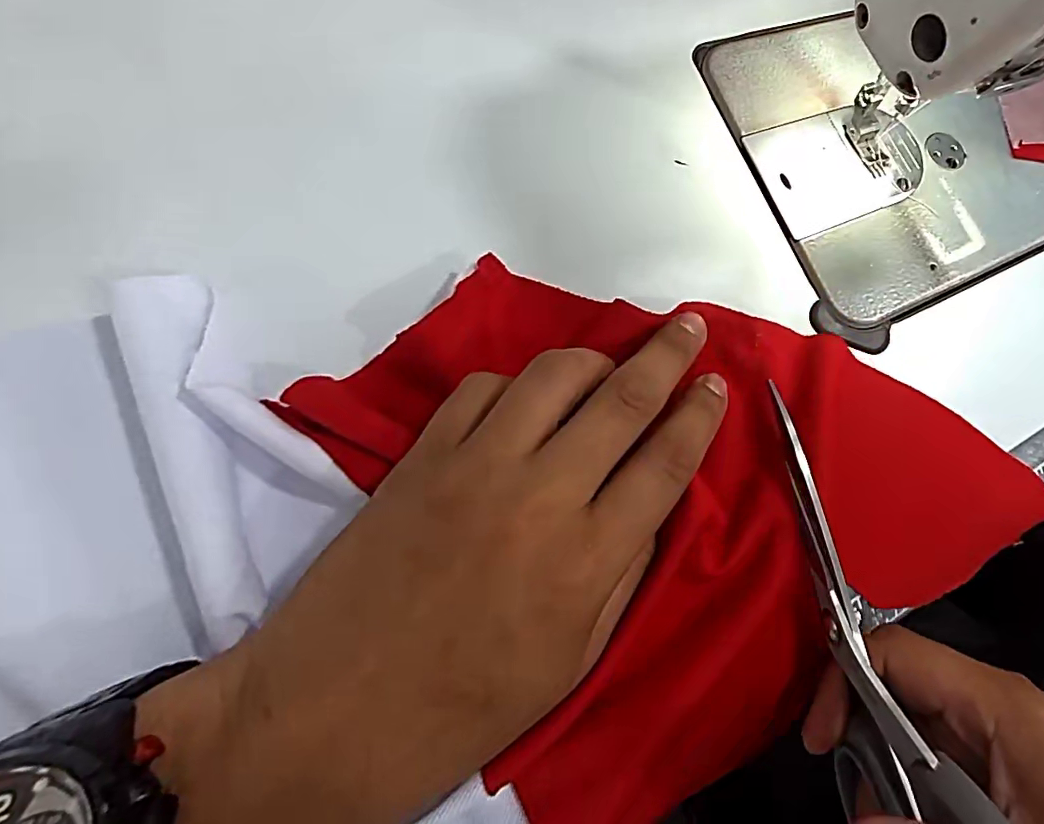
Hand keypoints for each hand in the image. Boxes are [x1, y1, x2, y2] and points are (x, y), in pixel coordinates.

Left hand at [137, 314, 727, 823]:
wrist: (326, 719)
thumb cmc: (469, 703)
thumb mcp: (576, 657)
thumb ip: (624, 569)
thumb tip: (652, 501)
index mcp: (585, 558)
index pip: (665, 462)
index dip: (700, 416)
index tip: (717, 383)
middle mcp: (539, 497)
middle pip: (622, 400)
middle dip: (668, 354)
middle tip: (690, 324)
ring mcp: (474, 467)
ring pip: (553, 376)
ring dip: (595, 358)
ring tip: (610, 364)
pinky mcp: (422, 457)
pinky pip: (482, 388)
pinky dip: (516, 384)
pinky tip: (525, 403)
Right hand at [801, 627, 1043, 823]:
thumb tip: (864, 814)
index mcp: (1000, 702)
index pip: (898, 651)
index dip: (845, 679)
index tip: (819, 735)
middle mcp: (1000, 705)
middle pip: (901, 691)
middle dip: (866, 739)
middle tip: (864, 801)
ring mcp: (1008, 735)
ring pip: (918, 731)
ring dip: (892, 775)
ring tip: (896, 815)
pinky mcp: (1015, 767)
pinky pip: (946, 761)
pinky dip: (921, 791)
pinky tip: (923, 817)